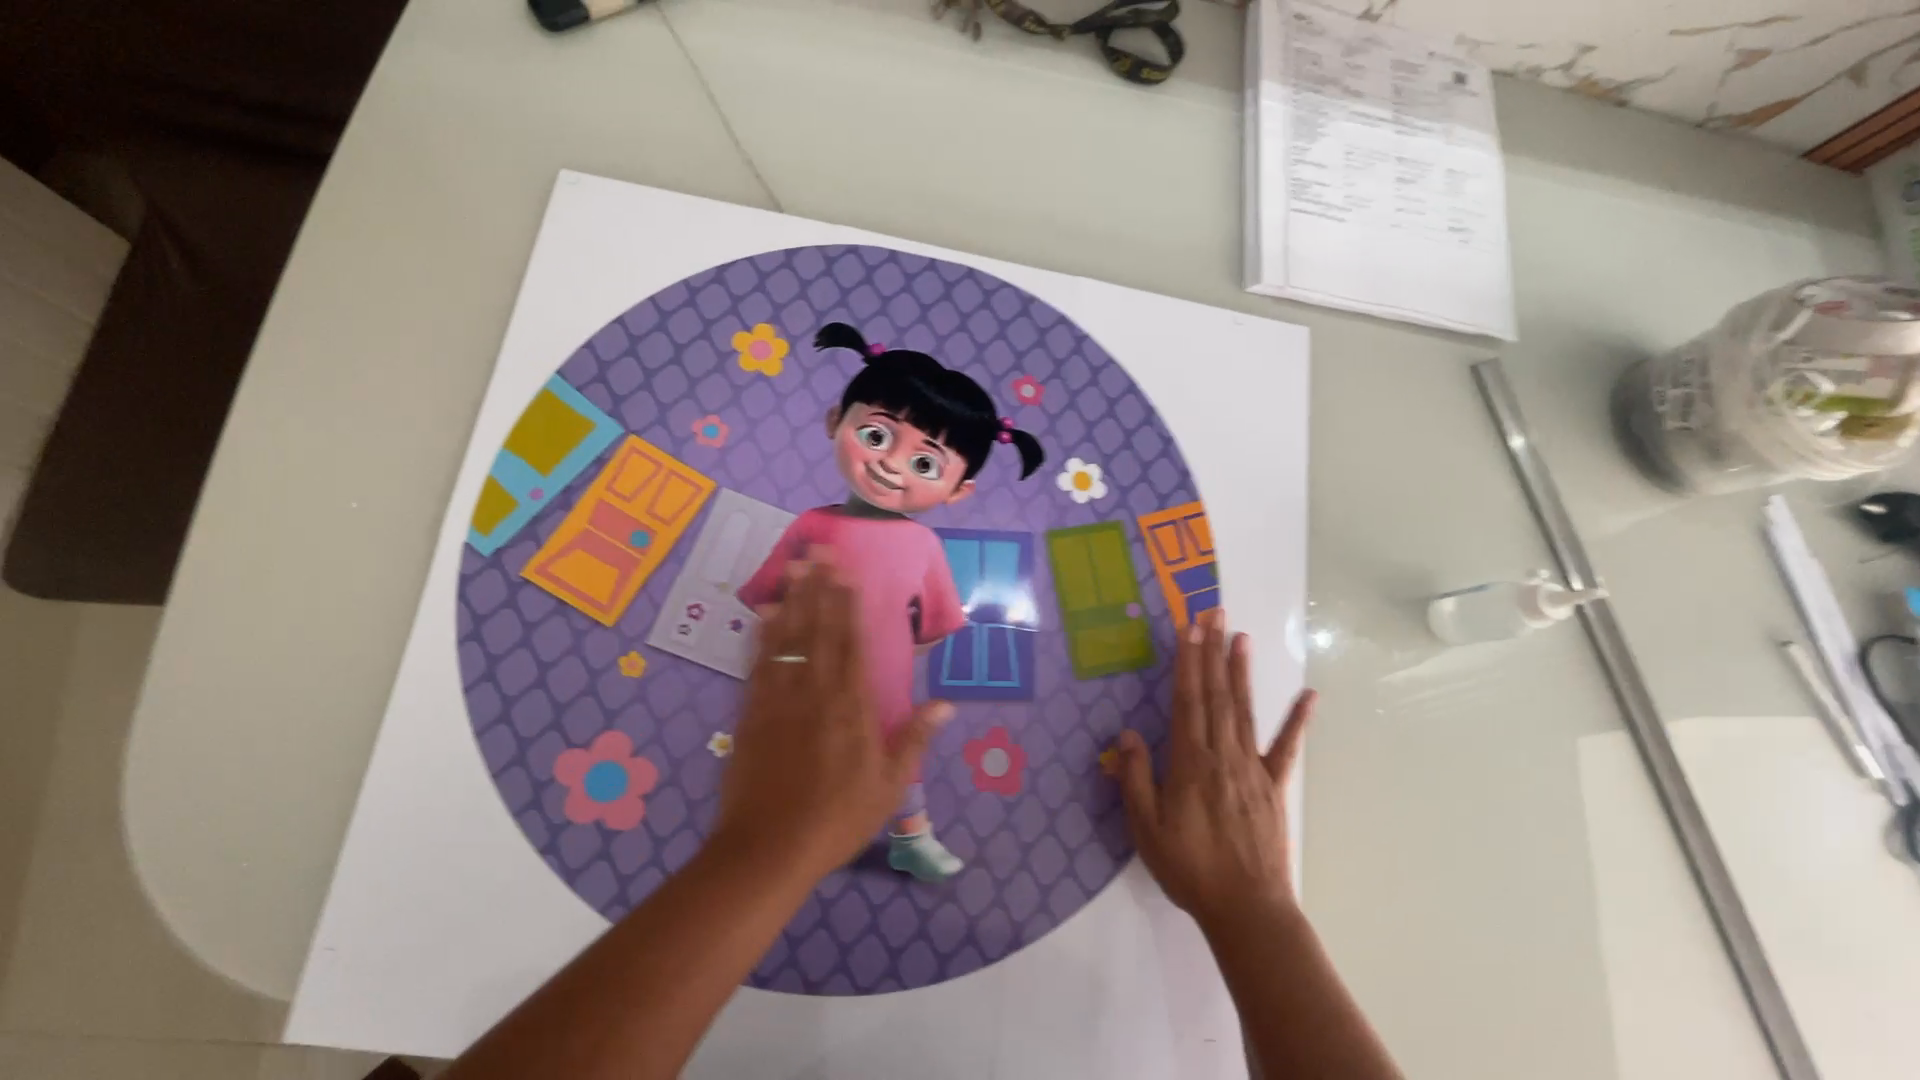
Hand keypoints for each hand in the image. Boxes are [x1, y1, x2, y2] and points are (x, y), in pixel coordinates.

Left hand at [711, 557, 951, 879]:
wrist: (769, 849)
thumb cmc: (837, 819)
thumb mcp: (889, 786)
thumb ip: (914, 739)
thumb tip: (946, 704)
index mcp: (851, 707)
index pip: (852, 643)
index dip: (848, 604)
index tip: (846, 571)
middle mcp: (815, 693)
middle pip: (818, 630)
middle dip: (818, 588)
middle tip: (817, 550)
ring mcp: (779, 700)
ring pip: (787, 639)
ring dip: (792, 600)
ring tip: (793, 565)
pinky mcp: (751, 715)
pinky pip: (758, 664)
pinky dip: (762, 636)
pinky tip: (764, 614)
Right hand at [1116, 609, 1314, 931]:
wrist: (1247, 907)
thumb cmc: (1190, 868)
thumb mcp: (1146, 828)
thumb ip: (1135, 778)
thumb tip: (1124, 733)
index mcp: (1190, 762)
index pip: (1187, 700)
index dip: (1187, 661)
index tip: (1189, 628)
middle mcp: (1223, 754)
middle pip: (1215, 694)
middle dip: (1212, 651)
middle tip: (1213, 613)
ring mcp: (1253, 768)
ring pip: (1244, 709)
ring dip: (1241, 672)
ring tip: (1241, 637)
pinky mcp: (1275, 787)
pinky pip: (1286, 748)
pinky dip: (1298, 720)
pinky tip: (1309, 696)